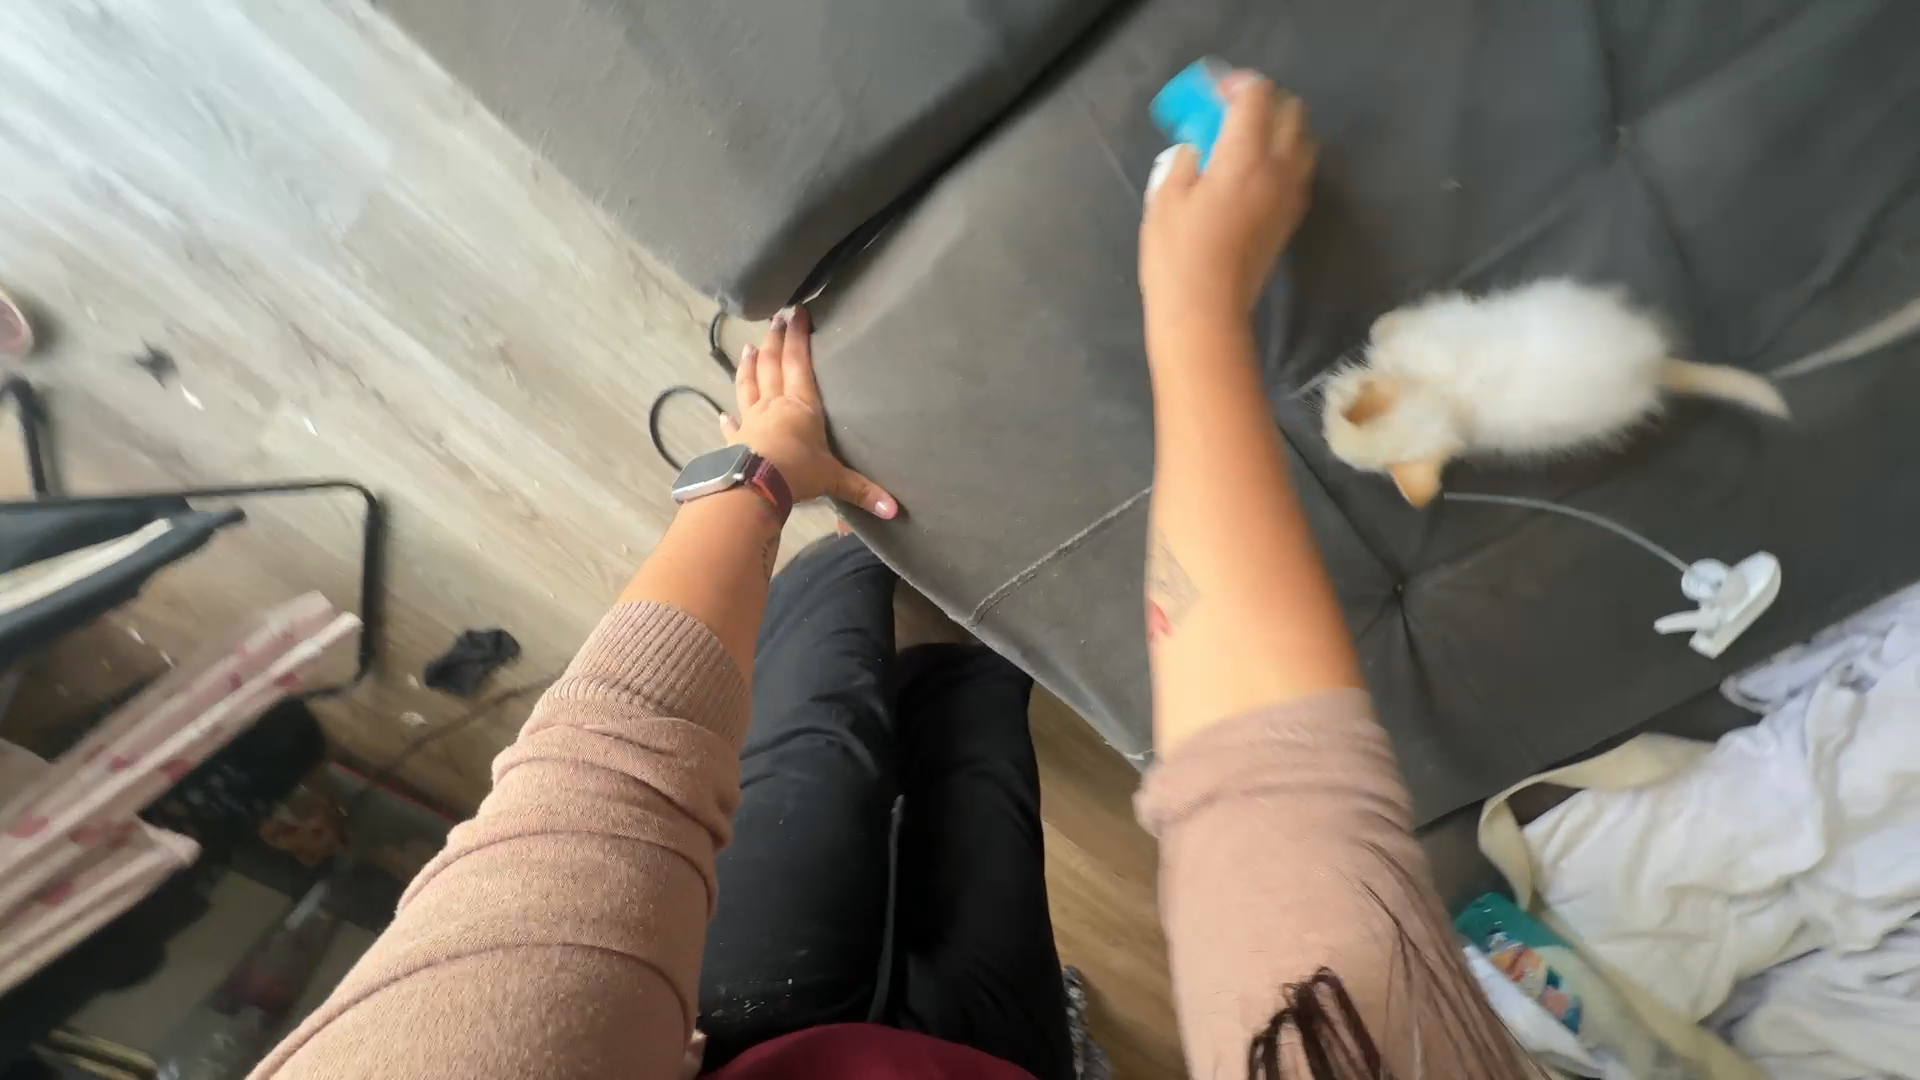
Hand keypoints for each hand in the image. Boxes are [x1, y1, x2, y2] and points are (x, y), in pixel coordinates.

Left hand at [720, 305, 899, 518]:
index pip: (800, 363)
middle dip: (775, 340)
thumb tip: (894, 510)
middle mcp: (774, 406)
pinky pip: (732, 427)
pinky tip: (721, 413)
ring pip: (749, 386)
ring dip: (749, 365)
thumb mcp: (835, 480)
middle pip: (773, 366)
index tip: (797, 312)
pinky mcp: (736, 442)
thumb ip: (863, 491)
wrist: (754, 488)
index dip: (799, 337)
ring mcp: (752, 422)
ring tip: (747, 347)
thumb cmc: (798, 473)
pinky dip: (728, 419)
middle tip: (775, 318)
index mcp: (801, 406)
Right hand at [1139, 73, 1316, 333]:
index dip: (1236, 86)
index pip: (1256, 97)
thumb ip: (1182, 163)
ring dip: (1280, 132)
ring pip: (1303, 141)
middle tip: (1232, 118)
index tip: (1215, 96)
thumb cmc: (1176, 259)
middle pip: (1290, 112)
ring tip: (1248, 147)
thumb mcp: (1163, 203)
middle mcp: (1278, 169)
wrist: (1204, 314)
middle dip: (1264, 104)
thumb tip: (1196, 151)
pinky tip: (1256, 179)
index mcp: (1244, 157)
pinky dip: (1283, 162)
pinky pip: (1299, 173)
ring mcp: (1290, 196)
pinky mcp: (1290, 222)